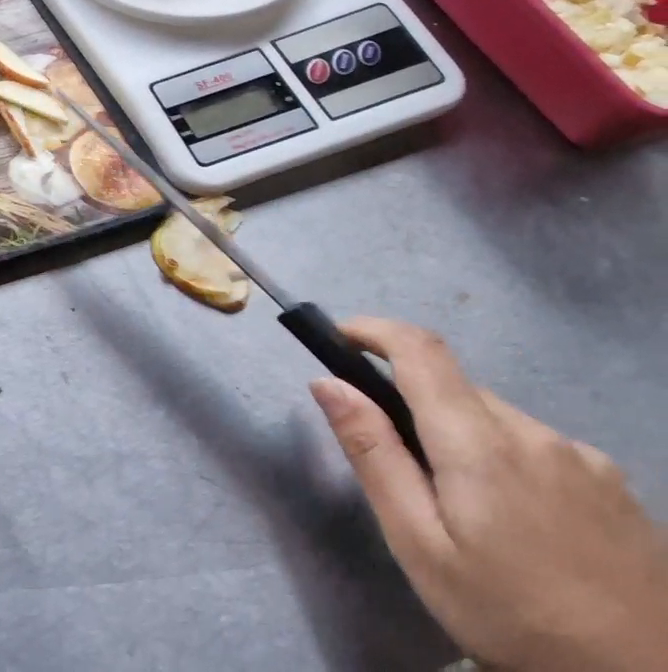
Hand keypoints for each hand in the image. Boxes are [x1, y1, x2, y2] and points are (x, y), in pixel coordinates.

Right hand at [311, 318, 667, 671]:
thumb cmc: (509, 614)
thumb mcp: (417, 541)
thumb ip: (373, 454)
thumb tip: (328, 382)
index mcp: (481, 444)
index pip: (422, 351)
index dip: (373, 331)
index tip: (336, 336)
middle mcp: (538, 436)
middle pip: (456, 388)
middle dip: (410, 404)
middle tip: (390, 464)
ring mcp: (586, 461)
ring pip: (496, 419)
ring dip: (457, 435)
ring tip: (454, 507)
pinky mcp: (616, 487)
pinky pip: (536, 447)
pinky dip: (500, 458)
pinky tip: (509, 521)